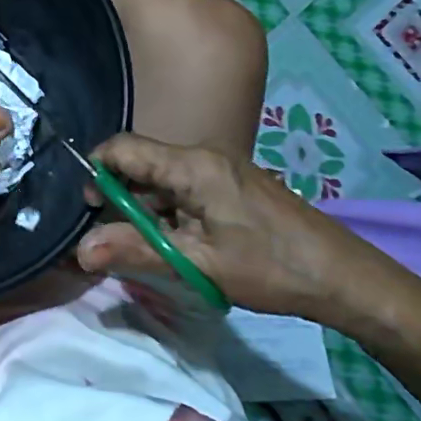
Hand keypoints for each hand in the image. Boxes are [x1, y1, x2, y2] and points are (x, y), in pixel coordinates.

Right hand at [74, 134, 377, 320]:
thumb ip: (137, 251)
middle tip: (113, 240)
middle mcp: (202, 155)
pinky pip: (183, 188)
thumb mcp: (199, 264)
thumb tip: (80, 249)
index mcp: (193, 165)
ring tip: (145, 249)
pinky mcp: (230, 184)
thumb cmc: (270, 267)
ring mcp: (219, 168)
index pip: (124, 147)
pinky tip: (175, 245)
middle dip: (119, 198)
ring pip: (161, 179)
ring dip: (145, 209)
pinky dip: (168, 212)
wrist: (339, 273)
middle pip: (141, 163)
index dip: (96, 171)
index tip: (85, 209)